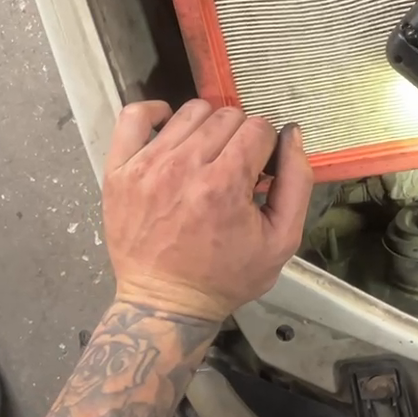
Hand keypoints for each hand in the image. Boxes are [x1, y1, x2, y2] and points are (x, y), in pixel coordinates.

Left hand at [102, 99, 310, 321]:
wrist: (166, 305)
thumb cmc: (226, 276)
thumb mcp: (282, 240)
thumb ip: (297, 181)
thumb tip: (292, 133)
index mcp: (224, 185)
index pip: (258, 128)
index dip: (265, 147)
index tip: (258, 171)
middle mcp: (183, 168)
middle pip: (227, 116)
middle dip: (239, 138)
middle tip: (233, 167)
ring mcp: (147, 166)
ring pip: (190, 111)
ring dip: (206, 129)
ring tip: (205, 158)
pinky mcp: (120, 170)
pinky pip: (134, 116)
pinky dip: (155, 114)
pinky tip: (170, 132)